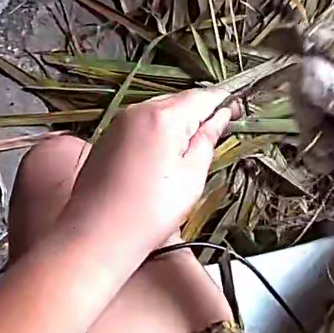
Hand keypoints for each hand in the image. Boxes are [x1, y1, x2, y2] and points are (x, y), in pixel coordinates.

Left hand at [51, 89, 235, 268]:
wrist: (96, 236)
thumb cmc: (149, 212)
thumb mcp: (191, 177)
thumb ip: (207, 140)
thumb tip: (220, 117)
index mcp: (163, 117)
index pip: (201, 96)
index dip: (222, 101)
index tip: (236, 110)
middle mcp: (138, 110)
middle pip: (178, 100)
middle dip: (199, 112)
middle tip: (217, 133)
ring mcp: (118, 122)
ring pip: (159, 110)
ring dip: (178, 122)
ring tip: (189, 150)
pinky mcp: (106, 136)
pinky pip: (140, 123)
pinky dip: (156, 131)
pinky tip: (161, 156)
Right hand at [296, 56, 333, 228]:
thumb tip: (303, 66)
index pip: (331, 46)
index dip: (306, 49)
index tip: (283, 59)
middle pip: (311, 82)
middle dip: (306, 105)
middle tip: (315, 125)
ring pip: (310, 114)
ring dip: (311, 135)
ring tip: (328, 157)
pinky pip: (316, 142)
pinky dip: (316, 154)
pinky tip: (328, 166)